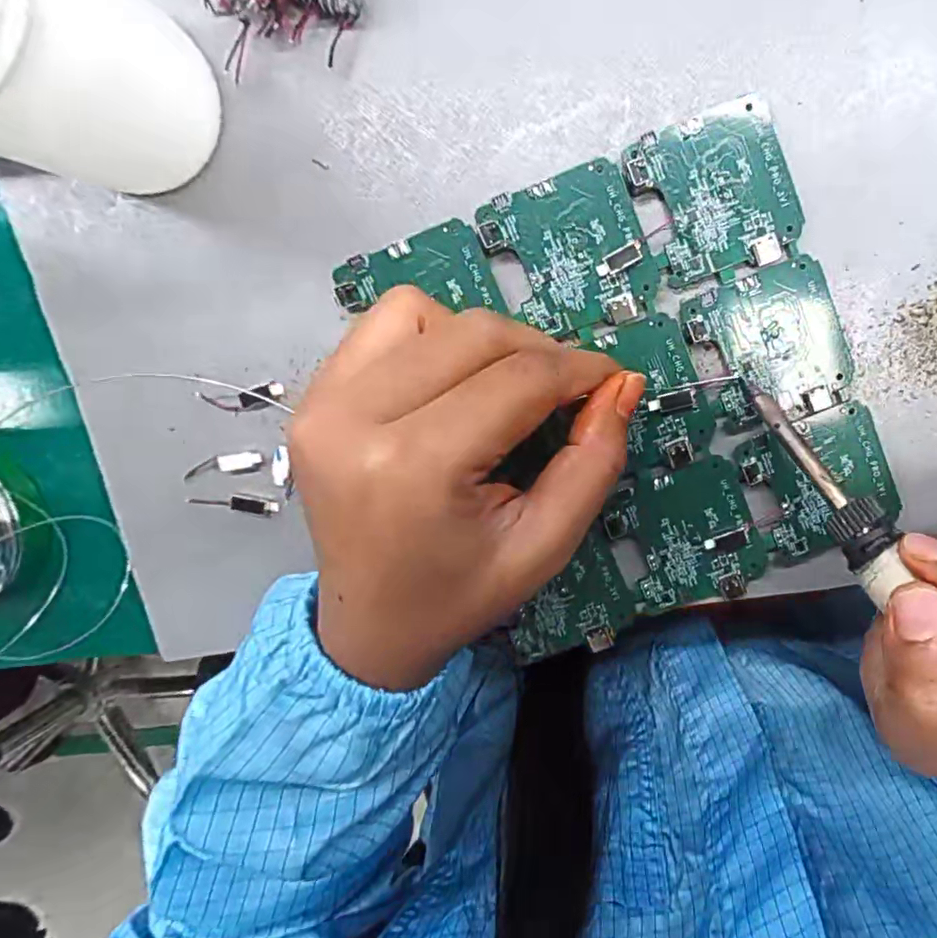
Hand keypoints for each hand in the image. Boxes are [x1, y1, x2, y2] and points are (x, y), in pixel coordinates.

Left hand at [289, 287, 644, 689]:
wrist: (373, 624)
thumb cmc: (459, 595)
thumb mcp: (544, 545)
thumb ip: (593, 463)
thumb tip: (621, 385)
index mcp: (415, 467)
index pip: (518, 380)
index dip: (579, 371)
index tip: (609, 381)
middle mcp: (355, 418)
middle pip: (476, 334)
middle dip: (541, 351)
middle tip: (567, 389)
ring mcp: (324, 401)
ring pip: (428, 313)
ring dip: (484, 340)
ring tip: (506, 388)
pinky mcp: (315, 395)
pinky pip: (384, 325)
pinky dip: (434, 336)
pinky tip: (453, 382)